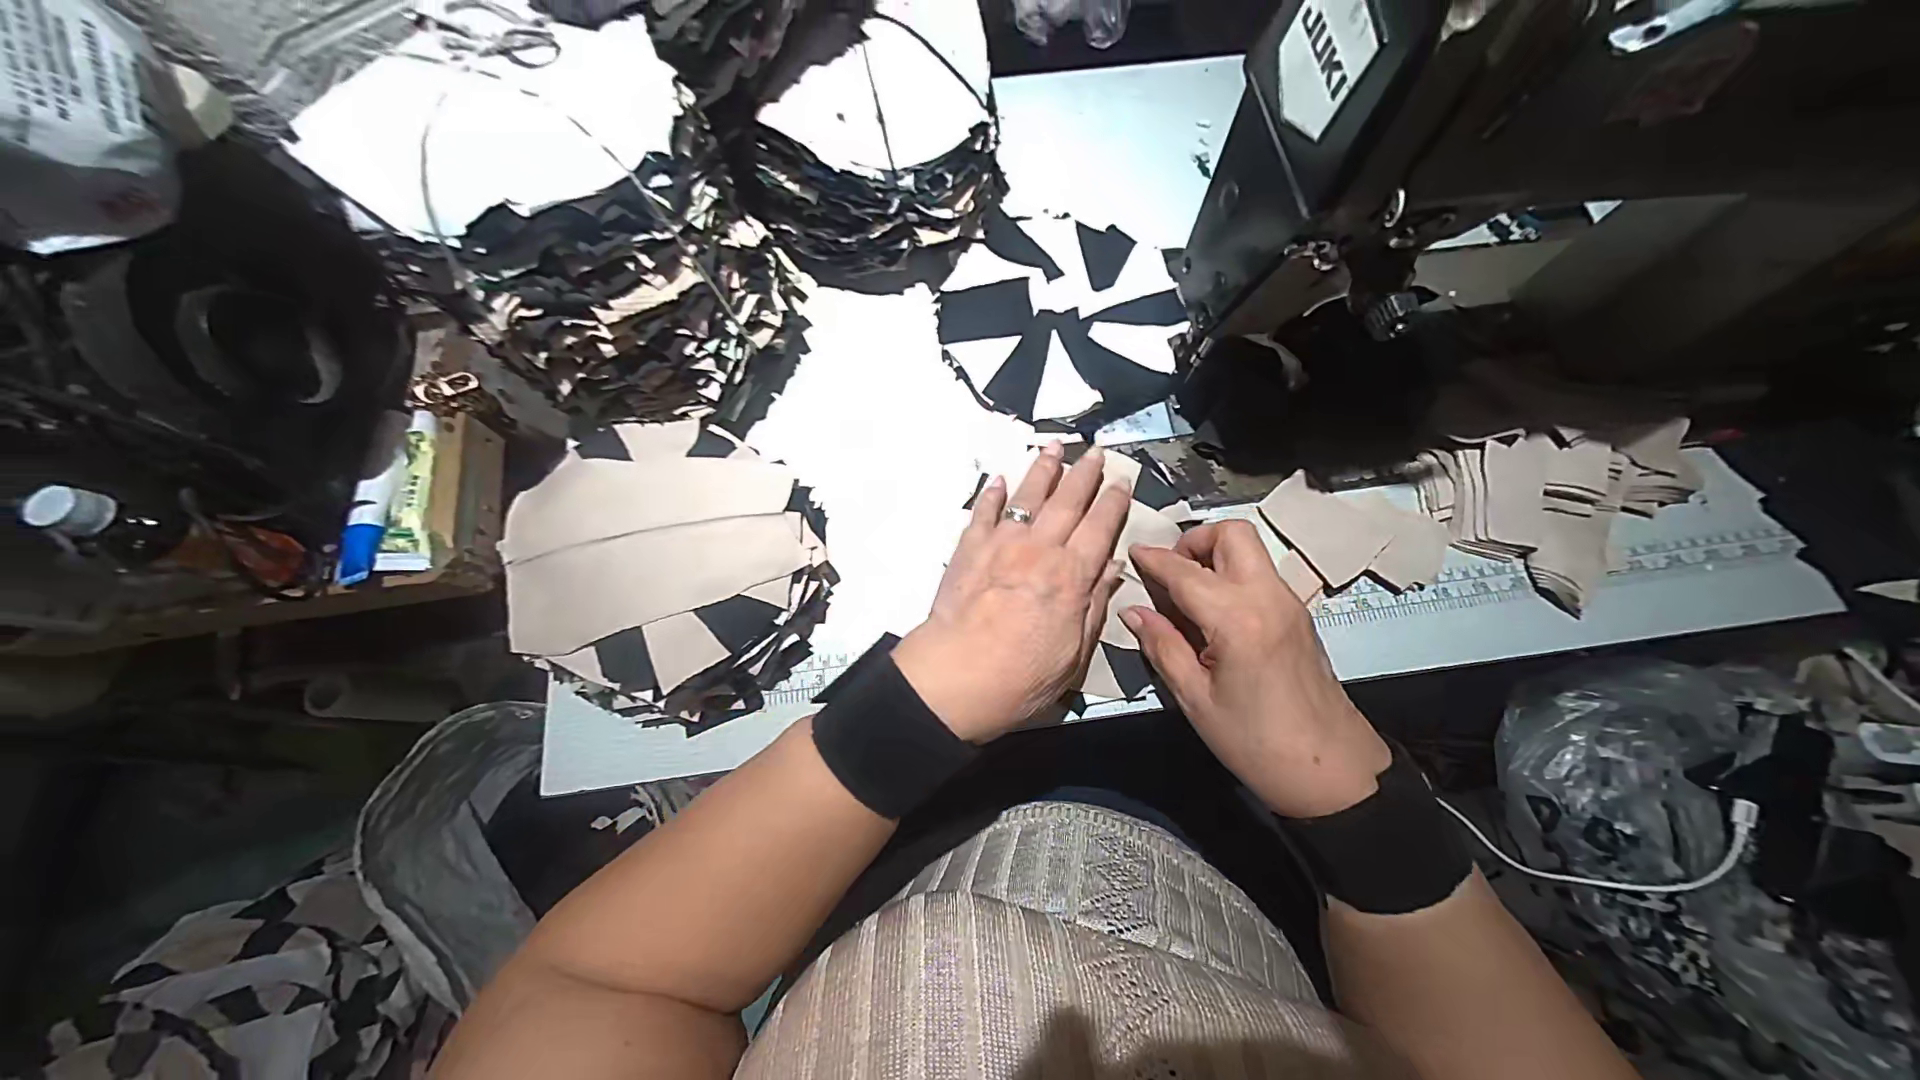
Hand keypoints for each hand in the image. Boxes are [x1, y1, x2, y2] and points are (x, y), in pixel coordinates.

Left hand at [892, 443, 1130, 741]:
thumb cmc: (1020, 677)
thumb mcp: (1075, 654)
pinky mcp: (968, 550)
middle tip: (1096, 452)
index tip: (1121, 482)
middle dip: (1084, 474)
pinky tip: (999, 480)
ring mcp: (1001, 545)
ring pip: (1028, 496)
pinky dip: (993, 494)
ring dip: (1043, 469)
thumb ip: (1094, 606)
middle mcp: (1039, 550)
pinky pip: (983, 512)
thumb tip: (1112, 569)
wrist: (955, 676)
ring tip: (1054, 447)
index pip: (1100, 528)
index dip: (1113, 502)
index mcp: (1071, 577)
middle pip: (1067, 502)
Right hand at [1124, 519, 1390, 817]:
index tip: (1132, 553)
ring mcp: (1289, 603)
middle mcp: (1268, 598)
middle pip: (1231, 534)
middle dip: (1193, 541)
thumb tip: (1135, 612)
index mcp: (1237, 619)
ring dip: (1213, 556)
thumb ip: (1162, 647)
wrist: (1334, 771)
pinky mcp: (1298, 615)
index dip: (1152, 559)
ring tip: (1185, 595)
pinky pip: (1258, 574)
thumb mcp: (1195, 699)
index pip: (1185, 571)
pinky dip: (1230, 575)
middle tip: (1168, 573)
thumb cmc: (1257, 743)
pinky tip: (1210, 614)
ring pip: (1249, 549)